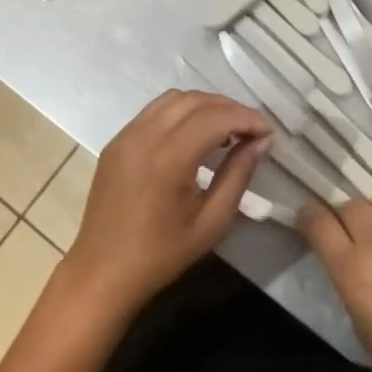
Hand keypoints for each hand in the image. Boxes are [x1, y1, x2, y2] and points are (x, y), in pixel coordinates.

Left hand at [64, 90, 272, 311]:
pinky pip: (154, 111)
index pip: (216, 118)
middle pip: (195, 100)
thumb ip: (238, 175)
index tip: (268, 133)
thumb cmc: (162, 254)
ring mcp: (126, 136)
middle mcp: (144, 136)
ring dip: (205, 106)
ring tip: (226, 131)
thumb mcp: (212, 221)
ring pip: (173, 99)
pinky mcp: (116, 142)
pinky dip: (181, 113)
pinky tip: (195, 136)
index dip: (247, 118)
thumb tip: (261, 142)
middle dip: (229, 108)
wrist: (103, 272)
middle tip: (252, 131)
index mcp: (168, 158)